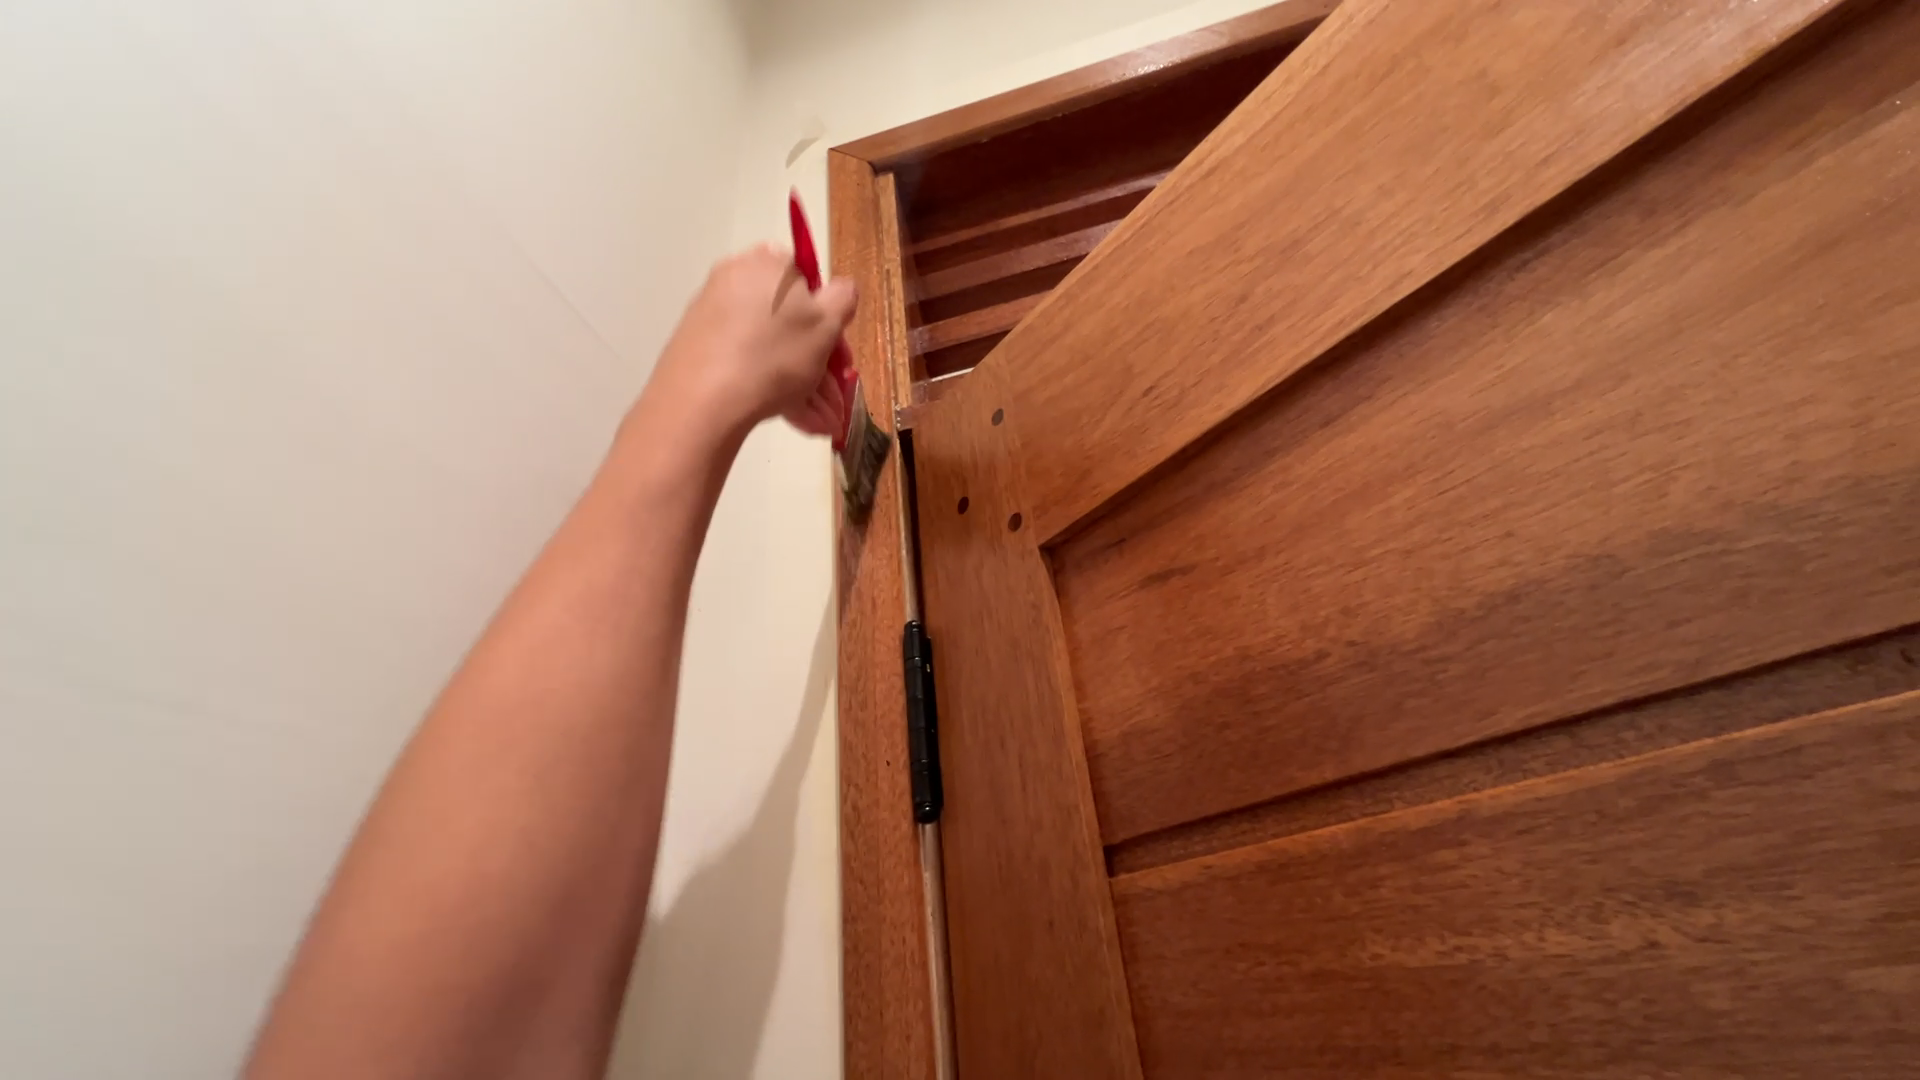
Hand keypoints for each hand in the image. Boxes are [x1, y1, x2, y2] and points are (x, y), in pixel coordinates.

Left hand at [646, 244, 857, 440]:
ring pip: (771, 347)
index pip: (807, 275)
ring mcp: (713, 313)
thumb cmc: (775, 355)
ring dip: (802, 383)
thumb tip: (840, 289)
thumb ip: (843, 298)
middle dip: (818, 360)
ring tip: (818, 421)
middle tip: (833, 394)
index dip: (827, 313)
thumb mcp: (826, 325)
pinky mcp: (698, 346)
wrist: (703, 401)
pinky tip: (790, 416)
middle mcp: (736, 279)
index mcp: (767, 264)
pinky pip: (747, 362)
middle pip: (790, 317)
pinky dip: (771, 386)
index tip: (837, 348)